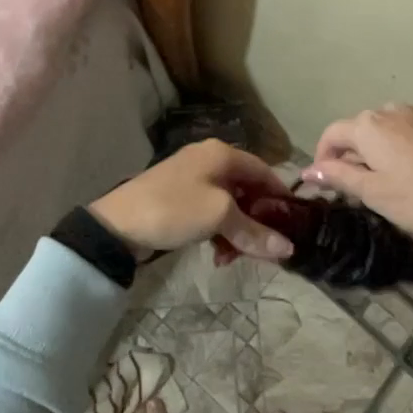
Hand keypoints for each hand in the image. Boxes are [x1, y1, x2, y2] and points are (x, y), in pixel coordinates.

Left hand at [88, 140, 295, 261]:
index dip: (280, 196)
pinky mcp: (179, 198)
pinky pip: (210, 213)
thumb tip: (288, 249)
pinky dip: (218, 232)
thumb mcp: (219, 217)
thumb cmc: (174, 209)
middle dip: (257, 221)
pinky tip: (217, 256)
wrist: (118, 224)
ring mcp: (192, 179)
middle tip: (264, 250)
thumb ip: (255, 232)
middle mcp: (209, 159)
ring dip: (237, 232)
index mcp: (222, 154)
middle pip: (247, 189)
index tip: (294, 224)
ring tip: (233, 258)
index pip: (264, 170)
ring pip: (229, 205)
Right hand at [302, 104, 412, 246]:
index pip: (332, 134)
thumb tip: (309, 170)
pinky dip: (401, 146)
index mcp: (369, 126)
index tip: (325, 182)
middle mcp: (391, 110)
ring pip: (384, 129)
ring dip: (376, 150)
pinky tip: (412, 171)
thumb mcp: (374, 193)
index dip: (322, 157)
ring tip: (384, 179)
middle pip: (358, 129)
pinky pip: (409, 131)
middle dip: (350, 154)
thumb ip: (338, 176)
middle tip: (355, 187)